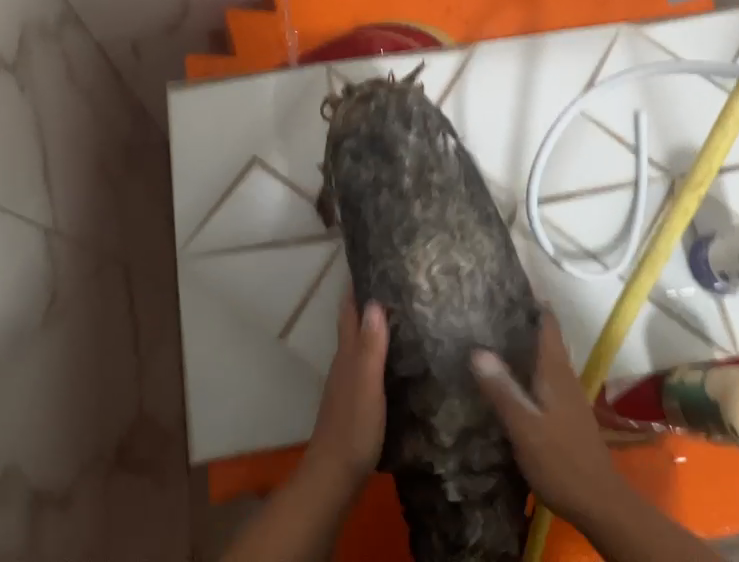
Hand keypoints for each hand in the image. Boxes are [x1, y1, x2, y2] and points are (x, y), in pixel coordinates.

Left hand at [303, 291, 389, 485]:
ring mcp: (349, 385)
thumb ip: (369, 347)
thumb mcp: (366, 385)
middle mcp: (344, 365)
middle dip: (368, 302)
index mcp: (346, 357)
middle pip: (354, 325)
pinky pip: (369, 365)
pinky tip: (397, 359)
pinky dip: (380, 353)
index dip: (356, 287)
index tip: (372, 261)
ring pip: (361, 345)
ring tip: (403, 313)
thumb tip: (373, 303)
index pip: (349, 312)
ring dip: (375, 327)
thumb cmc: (353, 428)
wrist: (335, 476)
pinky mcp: (357, 403)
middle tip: (397, 282)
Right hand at [471, 315, 623, 522]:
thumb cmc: (561, 462)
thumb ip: (503, 390)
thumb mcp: (525, 427)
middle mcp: (564, 377)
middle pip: (546, 338)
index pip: (547, 325)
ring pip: (545, 358)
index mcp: (555, 373)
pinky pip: (545, 377)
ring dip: (525, 344)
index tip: (508, 284)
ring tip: (493, 335)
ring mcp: (568, 396)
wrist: (599, 502)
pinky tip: (511, 377)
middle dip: (523, 320)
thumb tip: (477, 349)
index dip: (532, 303)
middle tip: (490, 307)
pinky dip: (528, 367)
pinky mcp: (566, 414)